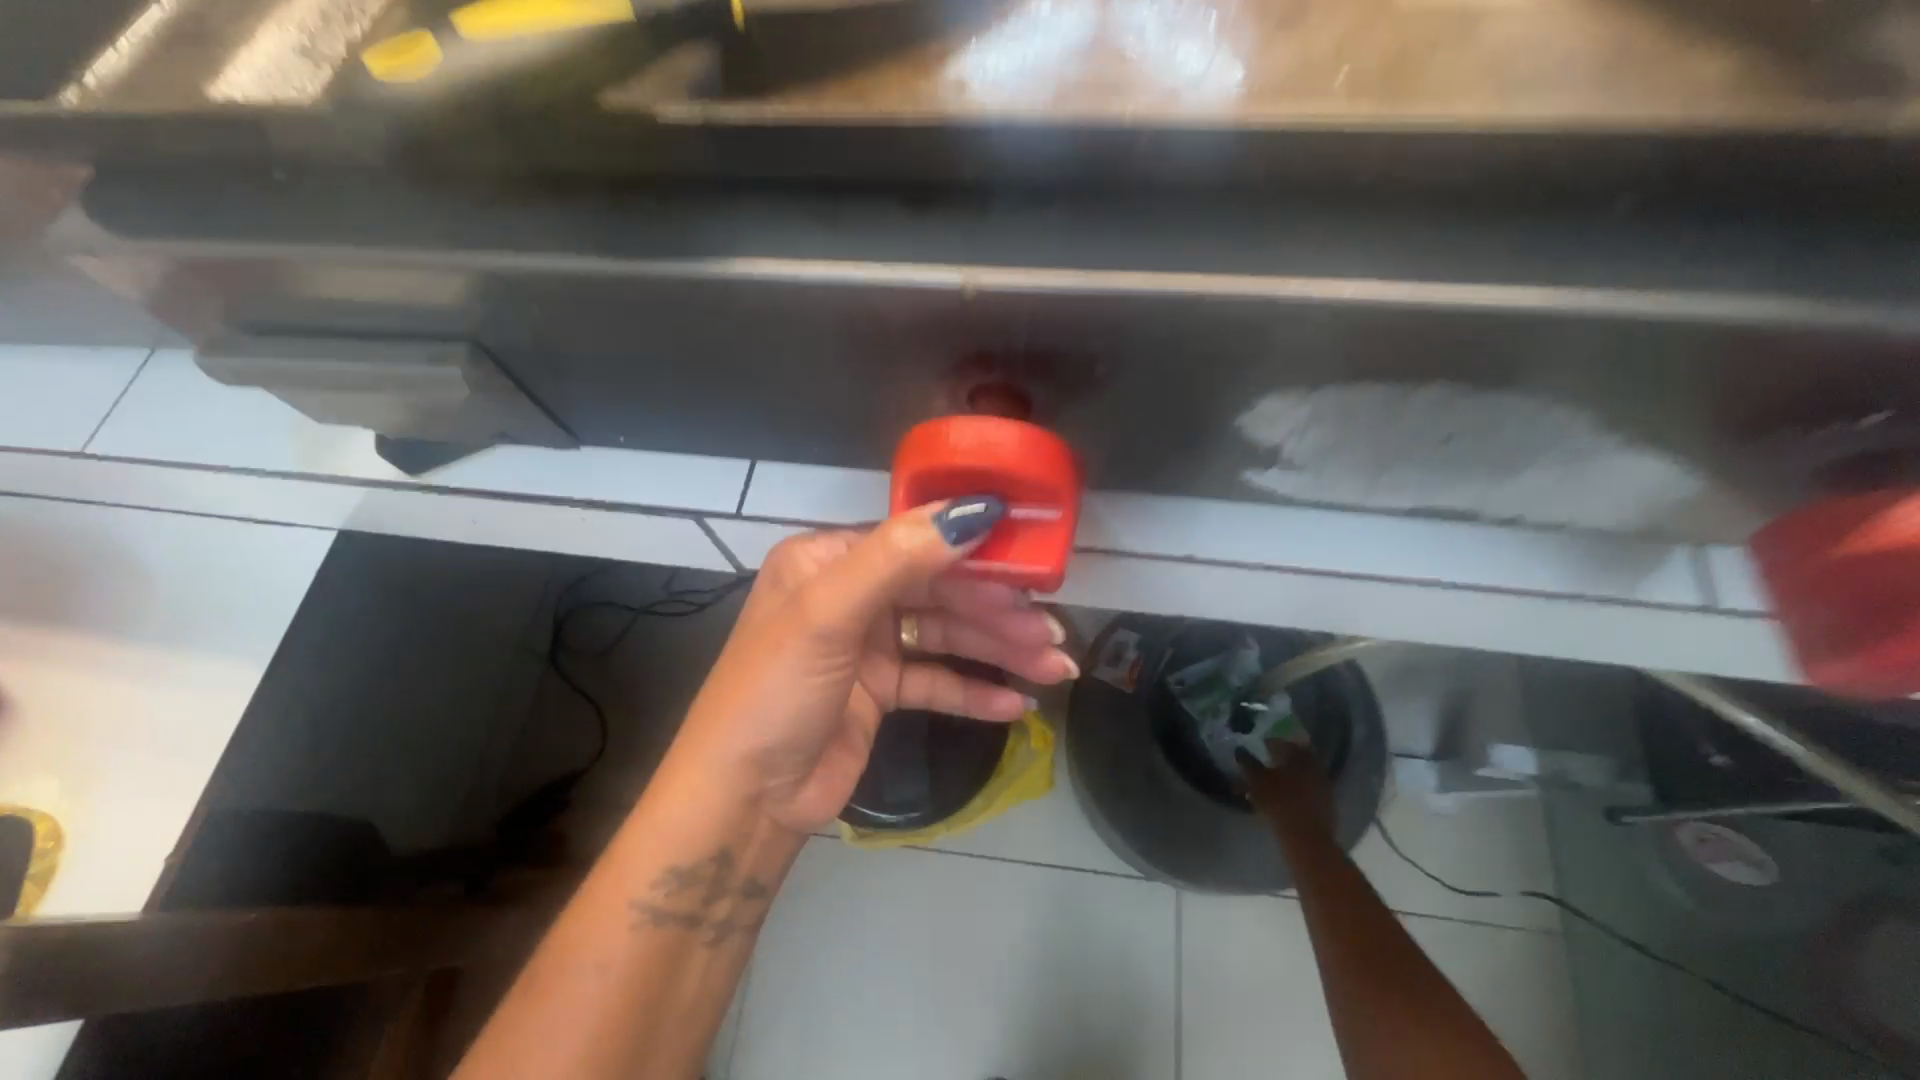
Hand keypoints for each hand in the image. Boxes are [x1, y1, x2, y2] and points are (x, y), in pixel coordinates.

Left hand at [674, 497, 1080, 833]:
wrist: (744, 799)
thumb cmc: (775, 691)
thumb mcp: (828, 614)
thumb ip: (900, 557)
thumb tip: (976, 509)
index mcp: (827, 560)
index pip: (915, 543)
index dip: (975, 553)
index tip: (1033, 566)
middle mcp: (849, 595)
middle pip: (938, 591)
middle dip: (996, 612)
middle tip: (1051, 631)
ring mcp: (865, 646)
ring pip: (945, 637)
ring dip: (998, 651)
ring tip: (1053, 668)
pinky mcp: (879, 693)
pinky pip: (936, 682)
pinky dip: (974, 691)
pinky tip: (1015, 705)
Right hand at [1239, 740, 1335, 834]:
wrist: (1307, 837)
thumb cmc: (1279, 803)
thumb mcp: (1256, 781)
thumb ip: (1247, 763)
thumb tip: (1240, 750)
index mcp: (1298, 755)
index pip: (1280, 743)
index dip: (1266, 745)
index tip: (1257, 750)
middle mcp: (1313, 765)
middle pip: (1293, 758)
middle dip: (1277, 762)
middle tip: (1263, 768)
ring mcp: (1323, 784)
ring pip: (1300, 775)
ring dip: (1286, 778)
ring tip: (1271, 788)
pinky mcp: (1327, 802)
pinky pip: (1307, 790)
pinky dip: (1295, 792)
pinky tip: (1284, 800)